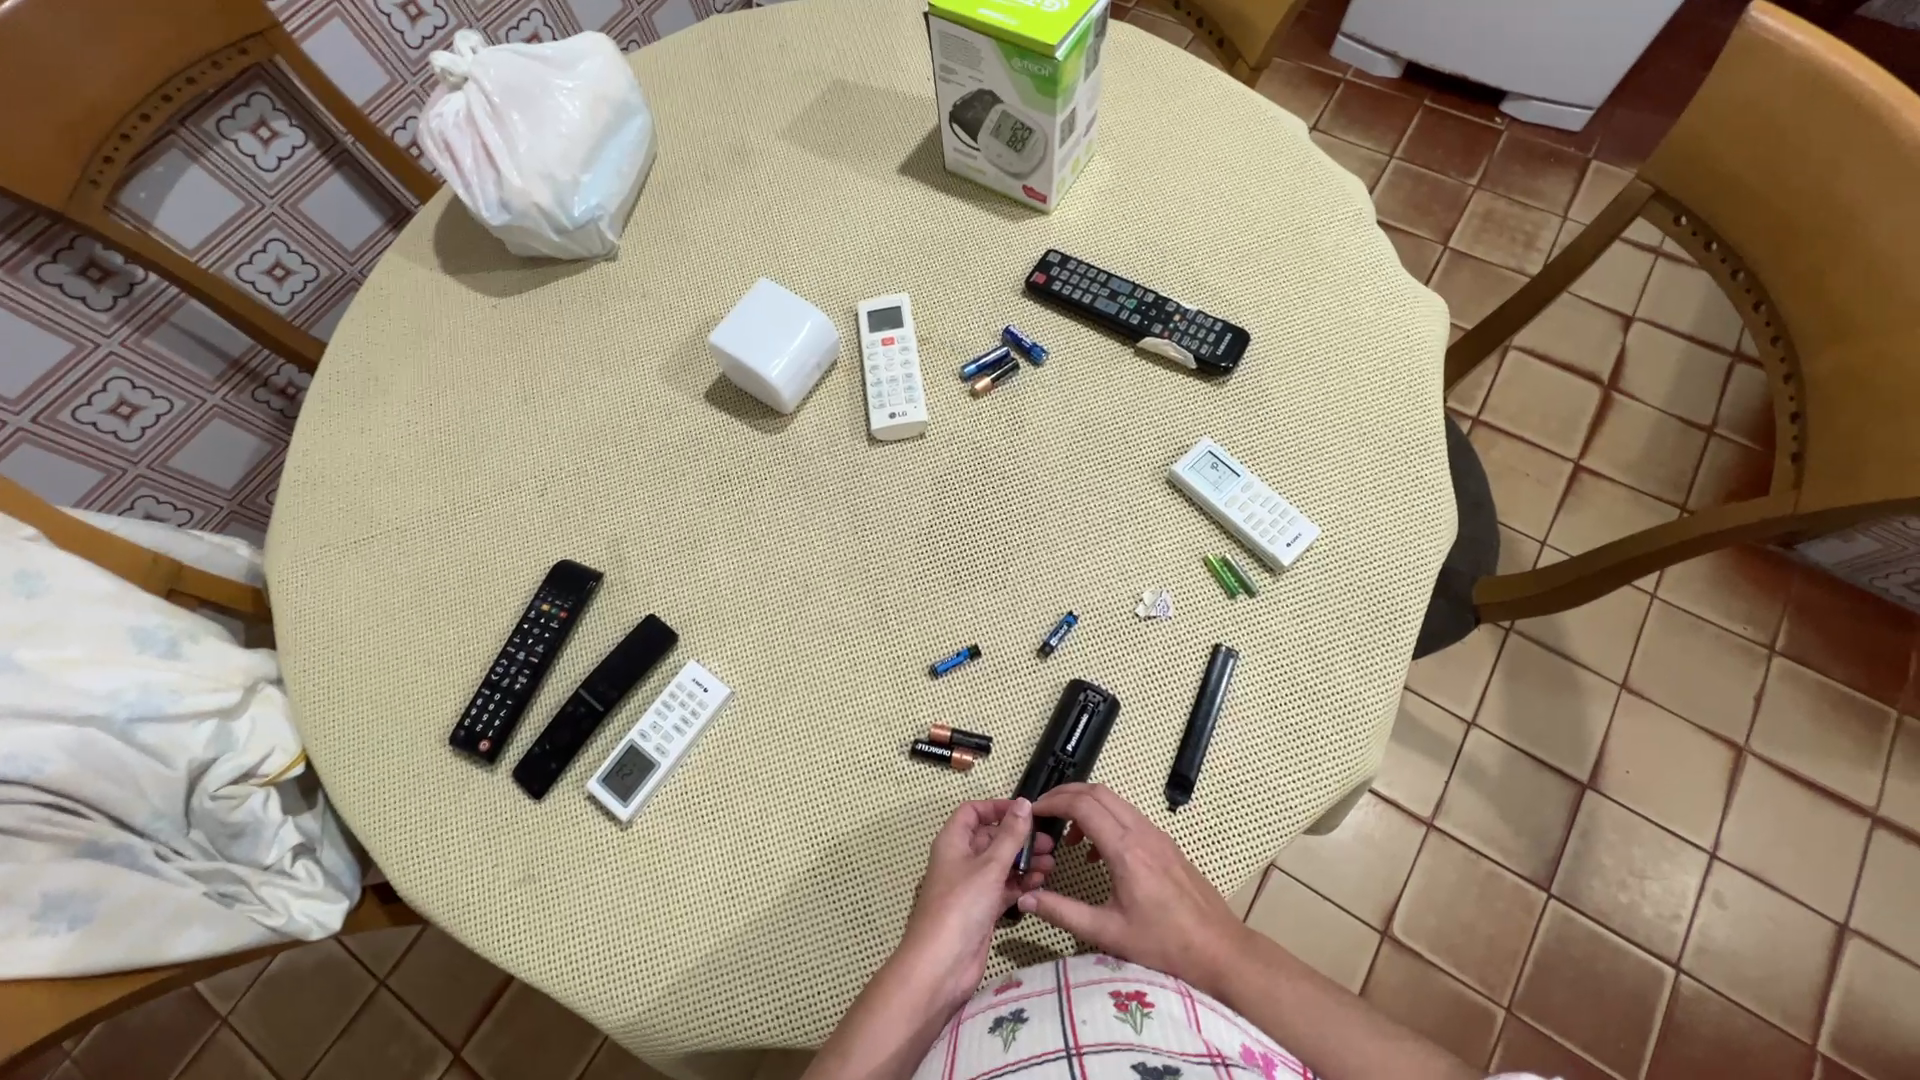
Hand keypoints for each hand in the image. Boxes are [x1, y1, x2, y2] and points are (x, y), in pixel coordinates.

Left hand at [899, 798, 1055, 1003]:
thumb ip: (1010, 835)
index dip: (997, 807)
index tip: (1026, 812)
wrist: (941, 965)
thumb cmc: (961, 906)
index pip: (972, 812)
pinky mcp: (981, 909)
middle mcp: (960, 860)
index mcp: (953, 842)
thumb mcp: (989, 866)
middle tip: (1049, 844)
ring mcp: (971, 886)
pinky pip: (1003, 888)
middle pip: (991, 838)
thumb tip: (1024, 803)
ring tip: (1051, 865)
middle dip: (1019, 838)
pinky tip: (1041, 884)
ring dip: (1024, 862)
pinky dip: (1020, 884)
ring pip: (1000, 865)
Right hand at [1016, 783, 1247, 996]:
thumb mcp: (1108, 933)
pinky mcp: (1166, 843)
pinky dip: (1104, 818)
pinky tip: (1096, 852)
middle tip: (1042, 812)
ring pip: (1114, 800)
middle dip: (1065, 794)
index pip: (1082, 806)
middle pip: (1097, 791)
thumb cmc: (1164, 944)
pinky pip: (1128, 816)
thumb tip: (1025, 900)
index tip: (1032, 812)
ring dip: (1085, 805)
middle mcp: (1142, 833)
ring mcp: (1157, 835)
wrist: (1220, 949)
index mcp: (1125, 850)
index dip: (1053, 802)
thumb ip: (1063, 912)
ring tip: (1065, 833)